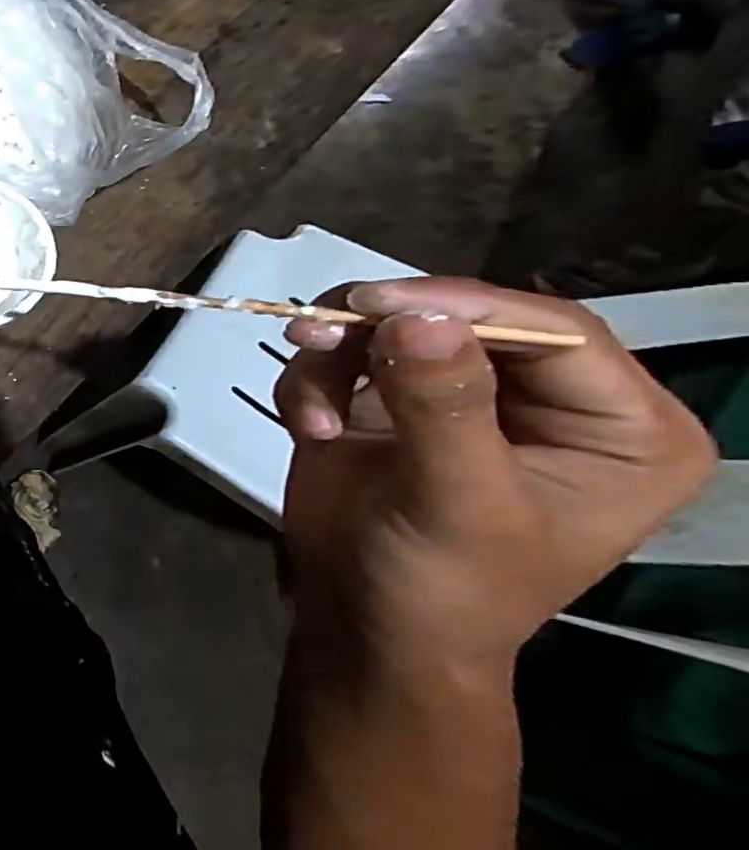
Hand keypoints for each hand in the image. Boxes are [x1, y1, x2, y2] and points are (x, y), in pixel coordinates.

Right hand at [273, 277, 715, 666]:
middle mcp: (538, 401)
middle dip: (379, 327)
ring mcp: (452, 396)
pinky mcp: (382, 401)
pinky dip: (310, 384)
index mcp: (613, 428)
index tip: (373, 304)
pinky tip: (308, 429)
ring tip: (310, 413)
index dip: (464, 307)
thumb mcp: (458, 501)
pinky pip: (341, 358)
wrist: (361, 617)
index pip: (552, 333)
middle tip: (313, 334)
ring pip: (387, 330)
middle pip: (459, 319)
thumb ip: (446, 408)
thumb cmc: (443, 584)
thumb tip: (418, 318)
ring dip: (332, 360)